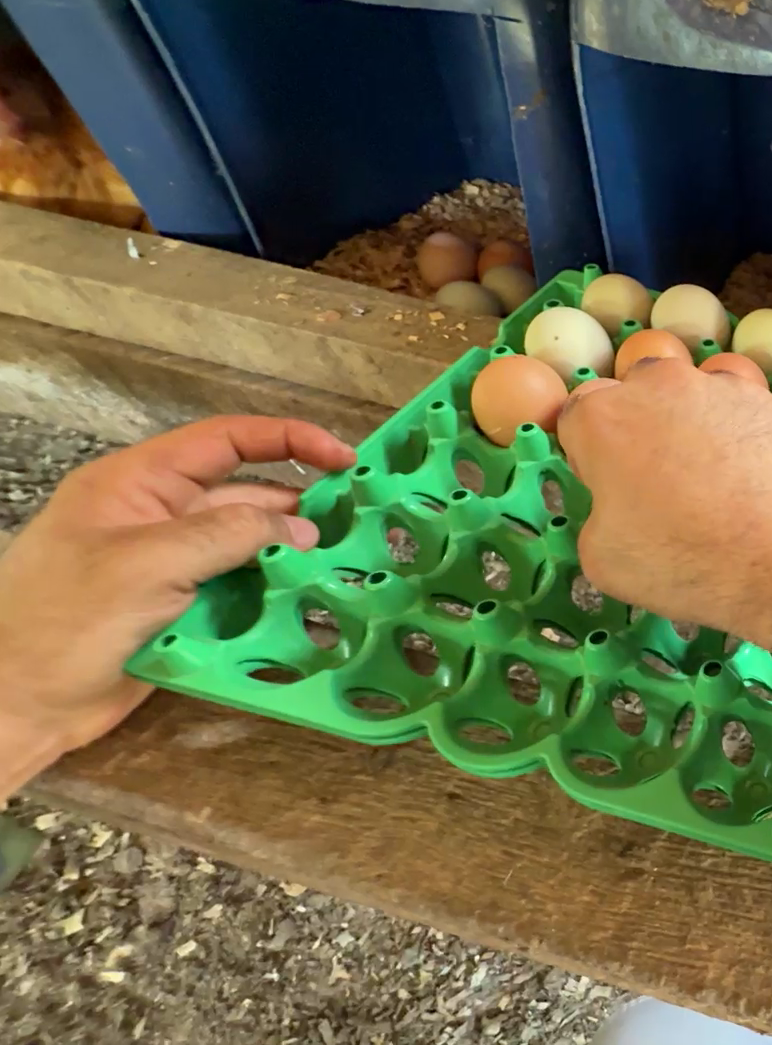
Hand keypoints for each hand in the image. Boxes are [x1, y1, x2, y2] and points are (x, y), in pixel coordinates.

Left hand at [0, 417, 355, 790]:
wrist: (19, 707)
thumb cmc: (64, 625)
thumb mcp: (147, 566)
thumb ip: (231, 535)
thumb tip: (306, 530)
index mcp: (139, 485)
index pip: (227, 440)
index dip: (292, 440)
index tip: (346, 459)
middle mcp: (163, 513)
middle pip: (253, 490)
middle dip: (305, 504)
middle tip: (362, 522)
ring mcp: (179, 557)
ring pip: (259, 538)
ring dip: (299, 549)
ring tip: (346, 561)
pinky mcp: (194, 596)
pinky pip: (253, 578)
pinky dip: (285, 582)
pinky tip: (315, 592)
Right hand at [558, 361, 771, 648]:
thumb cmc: (693, 560)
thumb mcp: (606, 559)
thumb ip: (600, 512)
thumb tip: (623, 503)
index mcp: (606, 416)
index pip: (579, 419)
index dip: (594, 457)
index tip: (615, 489)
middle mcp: (665, 385)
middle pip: (640, 397)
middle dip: (644, 431)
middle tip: (668, 486)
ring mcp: (729, 388)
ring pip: (698, 402)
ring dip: (699, 431)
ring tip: (723, 487)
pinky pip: (748, 417)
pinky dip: (748, 441)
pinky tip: (762, 483)